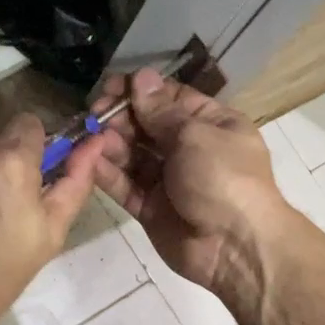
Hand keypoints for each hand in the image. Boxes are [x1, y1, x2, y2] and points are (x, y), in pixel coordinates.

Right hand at [92, 68, 289, 301]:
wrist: (236, 247)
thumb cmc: (223, 178)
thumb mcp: (195, 135)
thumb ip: (161, 111)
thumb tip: (141, 77)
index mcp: (211, 124)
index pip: (169, 99)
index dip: (139, 91)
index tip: (109, 87)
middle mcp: (190, 149)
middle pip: (147, 126)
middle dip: (120, 118)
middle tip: (94, 114)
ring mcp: (169, 181)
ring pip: (133, 156)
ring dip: (111, 144)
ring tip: (90, 137)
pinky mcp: (151, 209)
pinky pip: (126, 186)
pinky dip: (109, 174)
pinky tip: (89, 162)